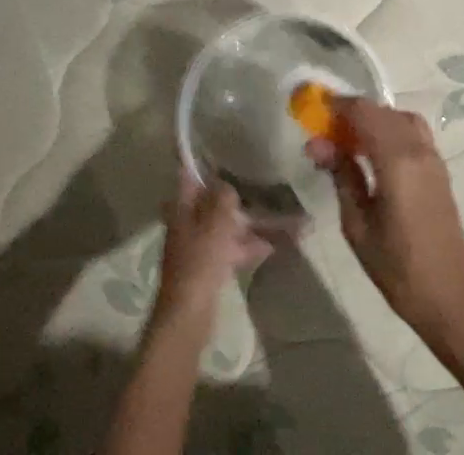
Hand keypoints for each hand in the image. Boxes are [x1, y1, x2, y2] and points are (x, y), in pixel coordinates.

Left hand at [150, 172, 274, 327]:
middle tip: (263, 181)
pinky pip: (232, 248)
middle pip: (213, 200)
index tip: (225, 149)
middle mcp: (187, 221)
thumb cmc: (199, 261)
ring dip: (250, 221)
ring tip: (281, 215)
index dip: (203, 161)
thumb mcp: (215, 223)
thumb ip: (222, 198)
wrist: (189, 313)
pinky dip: (249, 245)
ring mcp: (198, 245)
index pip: (190, 174)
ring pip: (226, 225)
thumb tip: (226, 183)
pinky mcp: (210, 266)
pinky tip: (275, 244)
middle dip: (237, 194)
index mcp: (181, 207)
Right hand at [307, 99, 463, 334]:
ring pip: (402, 118)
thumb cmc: (395, 267)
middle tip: (325, 130)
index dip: (338, 106)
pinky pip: (414, 134)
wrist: (447, 295)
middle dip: (353, 112)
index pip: (365, 113)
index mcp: (398, 162)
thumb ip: (341, 176)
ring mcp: (434, 159)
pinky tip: (373, 153)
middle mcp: (419, 151)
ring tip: (348, 140)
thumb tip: (319, 144)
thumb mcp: (357, 224)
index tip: (313, 110)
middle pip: (383, 111)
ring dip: (375, 119)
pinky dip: (391, 130)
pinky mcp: (440, 170)